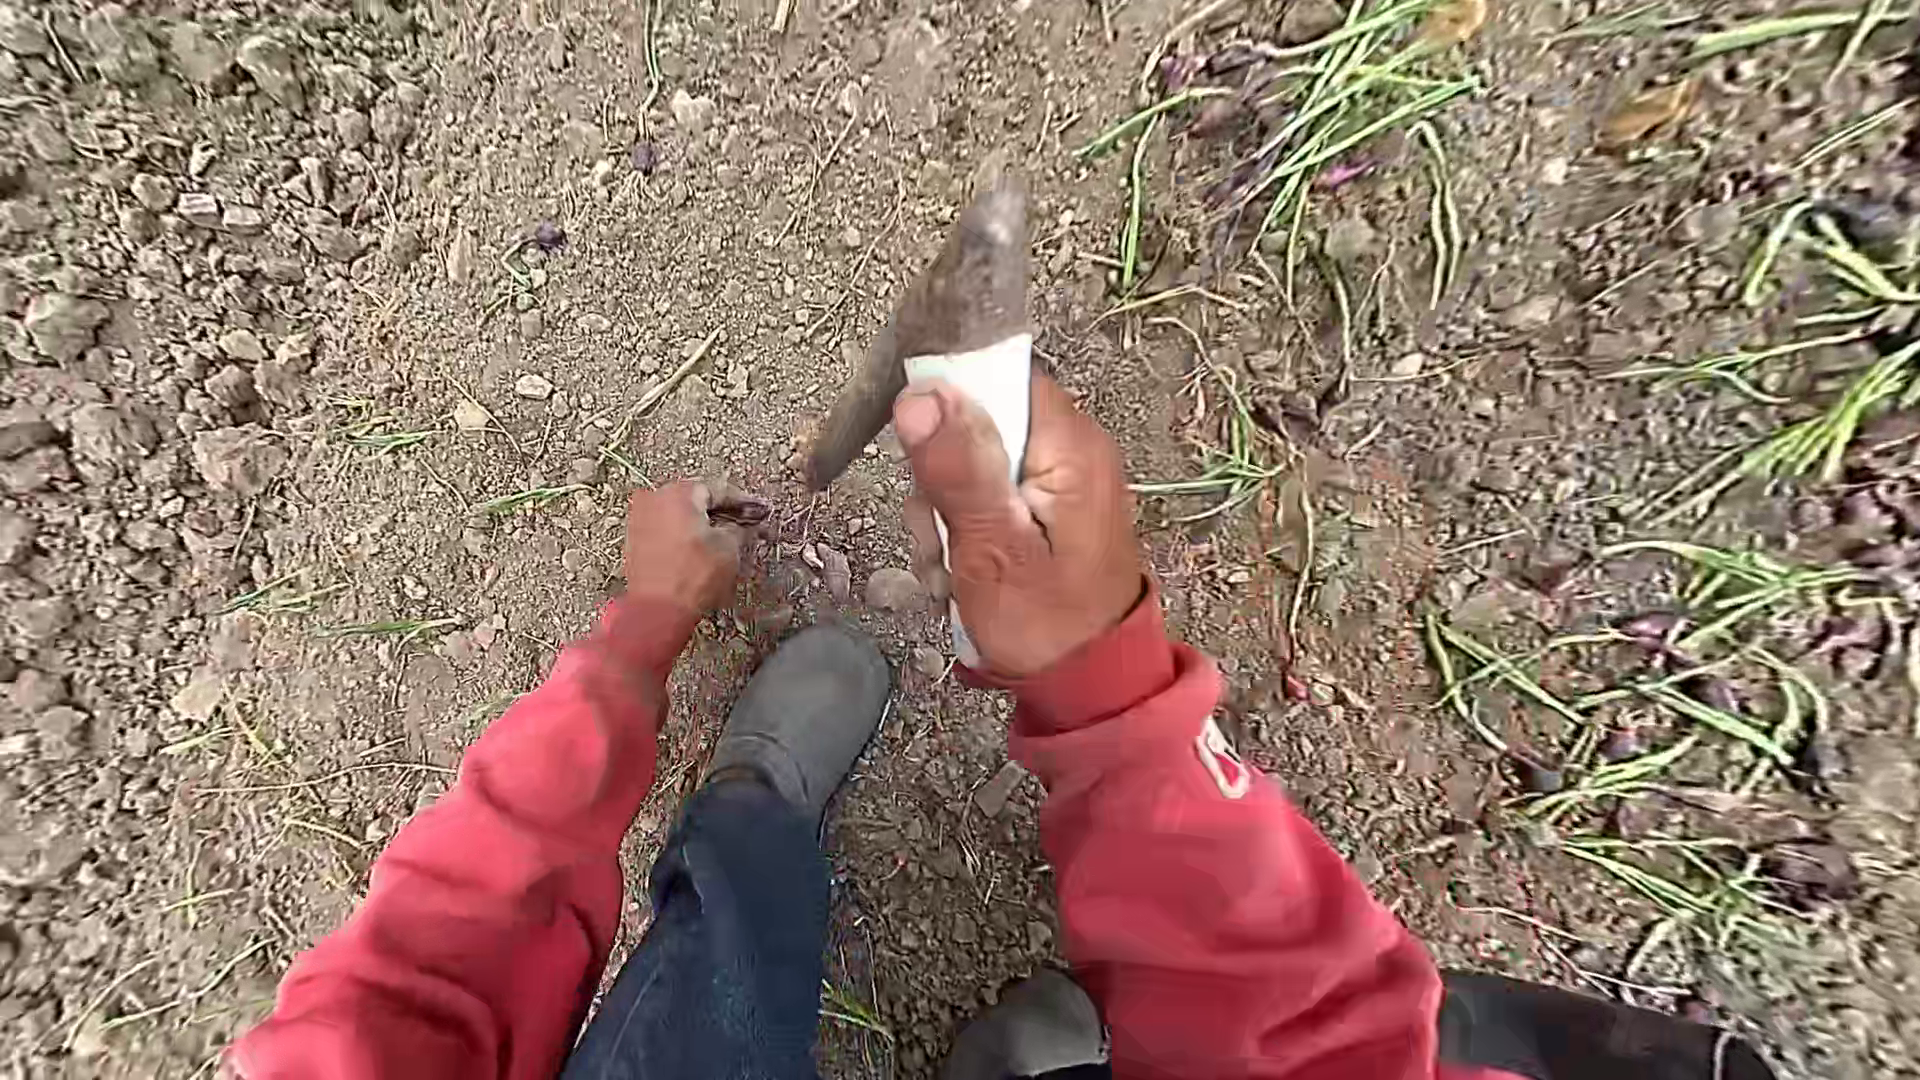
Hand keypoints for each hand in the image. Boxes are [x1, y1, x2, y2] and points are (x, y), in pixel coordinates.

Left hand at [622, 480, 751, 615]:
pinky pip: (666, 527)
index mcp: (679, 493)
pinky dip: (684, 533)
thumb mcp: (730, 547)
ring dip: (702, 522)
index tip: (758, 510)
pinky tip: (701, 547)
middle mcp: (654, 498)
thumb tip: (745, 524)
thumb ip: (741, 527)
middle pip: (697, 499)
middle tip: (744, 522)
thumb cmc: (696, 574)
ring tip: (725, 537)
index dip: (743, 502)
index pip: (719, 490)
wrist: (659, 610)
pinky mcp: (635, 540)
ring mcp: (640, 518)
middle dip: (721, 511)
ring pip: (680, 513)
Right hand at [895, 373, 1144, 676]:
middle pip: (979, 425)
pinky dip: (963, 533)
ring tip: (950, 570)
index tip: (925, 461)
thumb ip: (959, 470)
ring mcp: (1056, 484)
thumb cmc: (1046, 625)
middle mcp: (1069, 452)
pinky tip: (960, 574)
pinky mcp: (1044, 512)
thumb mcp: (992, 548)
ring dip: (945, 517)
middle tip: (939, 539)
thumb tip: (921, 395)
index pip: (998, 376)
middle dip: (942, 481)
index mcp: (1069, 446)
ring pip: (972, 467)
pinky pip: (986, 499)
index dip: (950, 406)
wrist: (1088, 685)